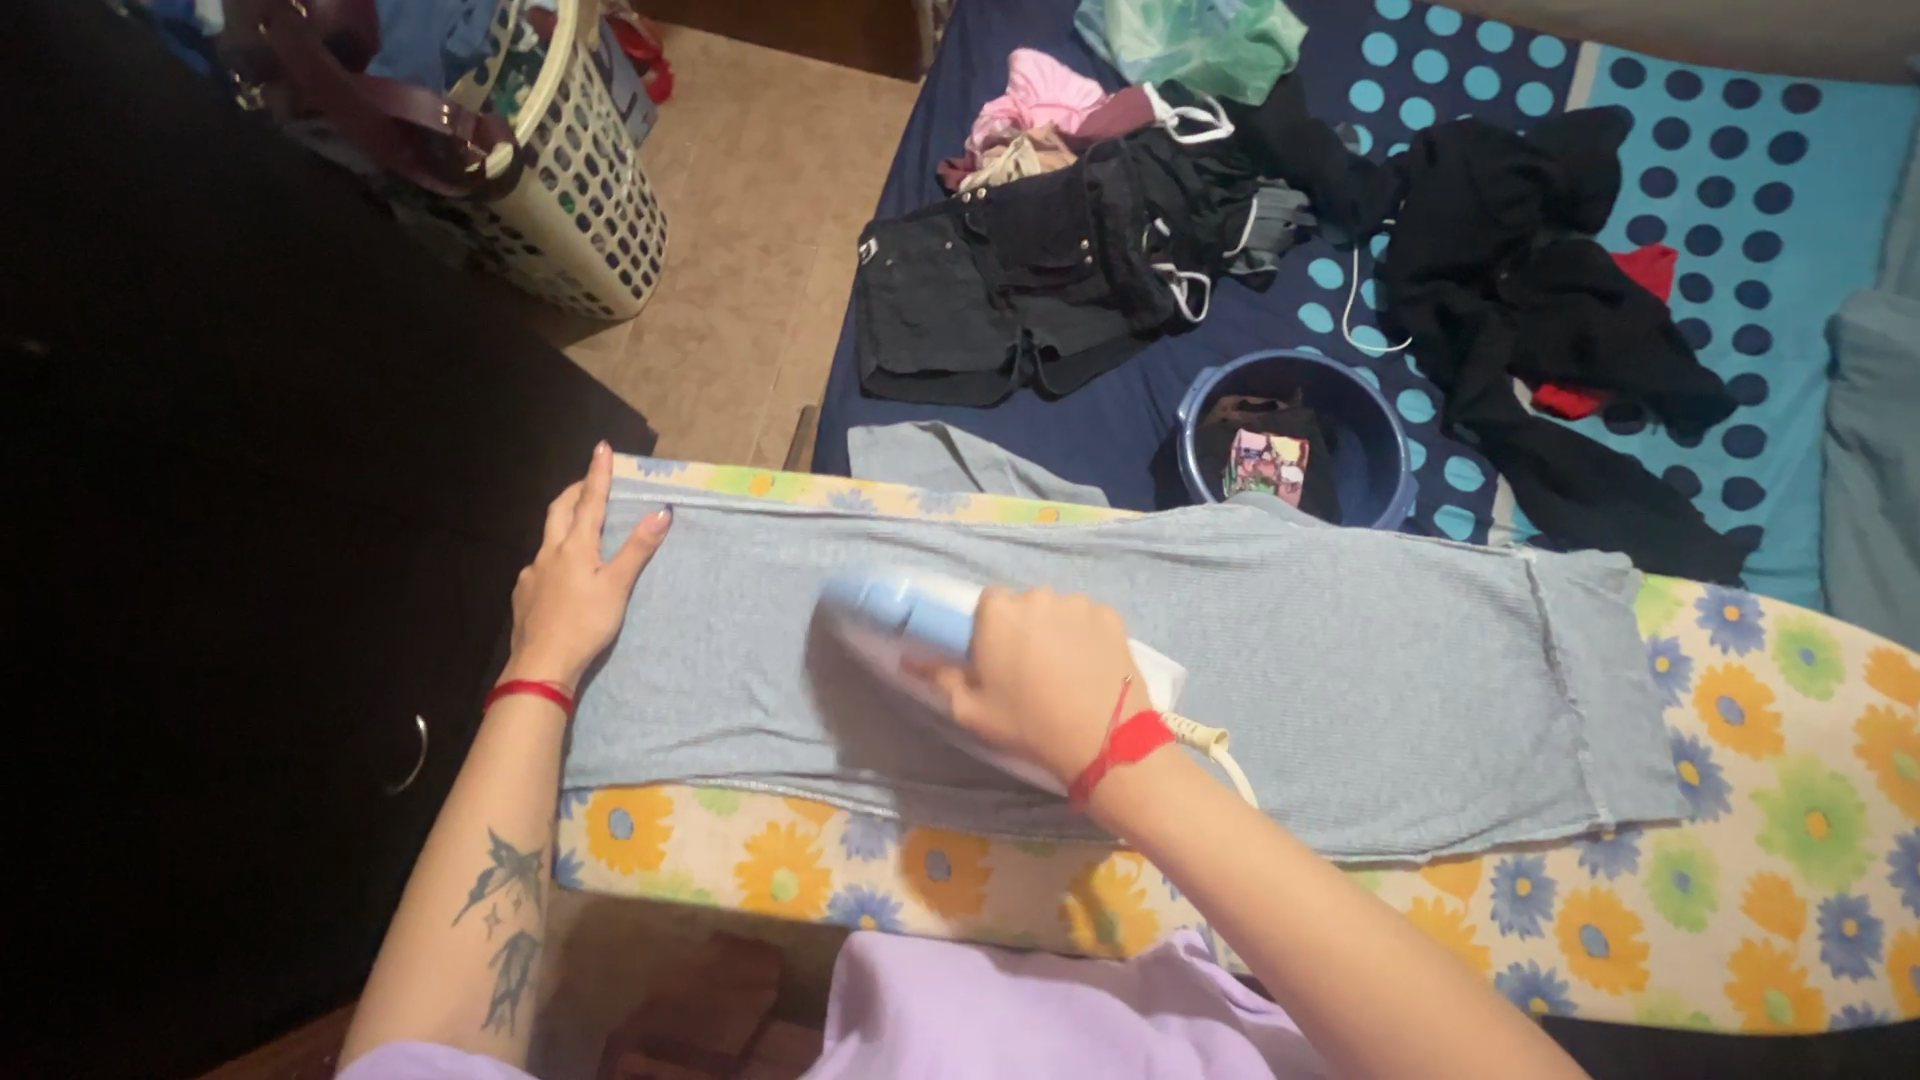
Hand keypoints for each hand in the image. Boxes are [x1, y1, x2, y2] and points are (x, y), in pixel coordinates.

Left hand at [501, 441, 670, 690]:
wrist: (541, 665)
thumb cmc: (585, 623)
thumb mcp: (618, 586)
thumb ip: (637, 549)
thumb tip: (661, 512)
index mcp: (574, 547)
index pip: (590, 501)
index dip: (597, 474)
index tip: (601, 447)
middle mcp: (548, 552)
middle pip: (559, 511)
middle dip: (575, 491)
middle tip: (589, 481)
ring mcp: (532, 573)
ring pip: (548, 538)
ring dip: (564, 523)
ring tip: (580, 526)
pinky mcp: (524, 594)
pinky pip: (540, 564)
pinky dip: (555, 555)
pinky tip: (562, 574)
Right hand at [919, 588, 1148, 787]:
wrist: (1102, 739)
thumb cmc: (1027, 723)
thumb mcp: (971, 709)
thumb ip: (939, 677)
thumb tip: (909, 659)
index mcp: (998, 612)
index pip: (988, 603)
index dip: (991, 628)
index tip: (996, 655)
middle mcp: (1037, 596)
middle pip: (1024, 604)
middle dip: (1024, 627)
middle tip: (1029, 666)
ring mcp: (1078, 603)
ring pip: (1058, 610)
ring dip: (1056, 629)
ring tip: (1064, 668)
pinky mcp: (1110, 615)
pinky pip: (1088, 619)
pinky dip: (1086, 635)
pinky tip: (1089, 665)